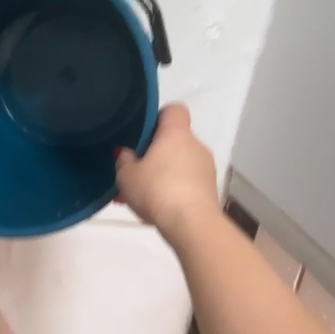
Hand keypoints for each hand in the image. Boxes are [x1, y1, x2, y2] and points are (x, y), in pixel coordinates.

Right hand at [115, 104, 221, 235]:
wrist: (191, 224)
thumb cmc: (156, 190)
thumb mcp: (126, 175)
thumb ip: (124, 160)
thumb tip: (128, 153)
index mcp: (176, 134)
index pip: (173, 110)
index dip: (158, 116)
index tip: (142, 133)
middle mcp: (196, 145)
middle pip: (174, 140)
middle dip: (154, 153)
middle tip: (134, 170)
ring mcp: (207, 167)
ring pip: (179, 163)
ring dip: (162, 173)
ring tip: (141, 195)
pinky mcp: (210, 189)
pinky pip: (186, 181)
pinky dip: (172, 189)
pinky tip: (155, 206)